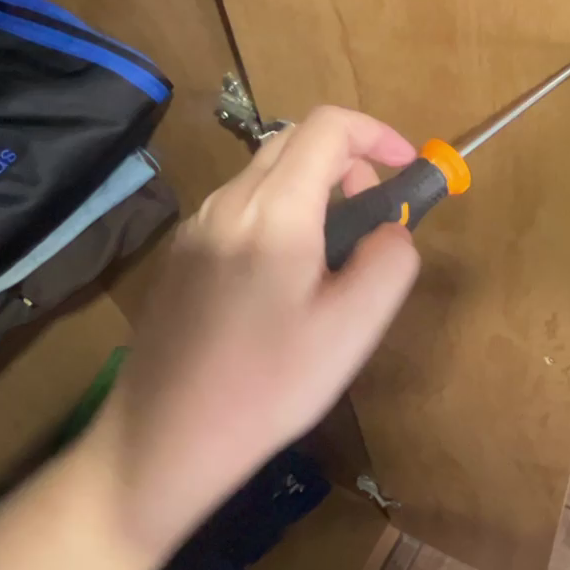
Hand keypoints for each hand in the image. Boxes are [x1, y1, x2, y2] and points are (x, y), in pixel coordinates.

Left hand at [91, 107, 421, 553]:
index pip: (328, 127)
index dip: (377, 133)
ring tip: (336, 251)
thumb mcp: (351, 330)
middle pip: (295, 140)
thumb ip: (389, 262)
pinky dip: (283, 209)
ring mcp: (197, 226)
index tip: (408, 167)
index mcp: (274, 212)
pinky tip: (286, 277)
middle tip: (375, 212)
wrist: (160, 441)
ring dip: (315, 185)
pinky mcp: (181, 253)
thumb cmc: (267, 388)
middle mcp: (228, 203)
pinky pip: (242, 204)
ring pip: (266, 172)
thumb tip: (391, 229)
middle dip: (349, 158)